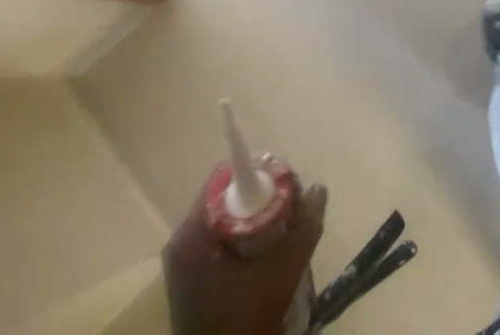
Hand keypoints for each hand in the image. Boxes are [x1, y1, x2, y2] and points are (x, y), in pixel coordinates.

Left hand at [165, 168, 327, 334]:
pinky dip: (247, 241)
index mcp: (191, 237)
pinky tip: (270, 254)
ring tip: (287, 231)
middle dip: (264, 201)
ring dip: (258, 222)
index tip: (288, 187)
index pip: (223, 182)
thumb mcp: (281, 273)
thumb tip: (318, 188)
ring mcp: (185, 264)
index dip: (259, 178)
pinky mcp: (194, 281)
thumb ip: (303, 229)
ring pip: (226, 223)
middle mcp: (181, 244)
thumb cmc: (245, 322)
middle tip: (294, 211)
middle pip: (226, 201)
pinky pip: (222, 243)